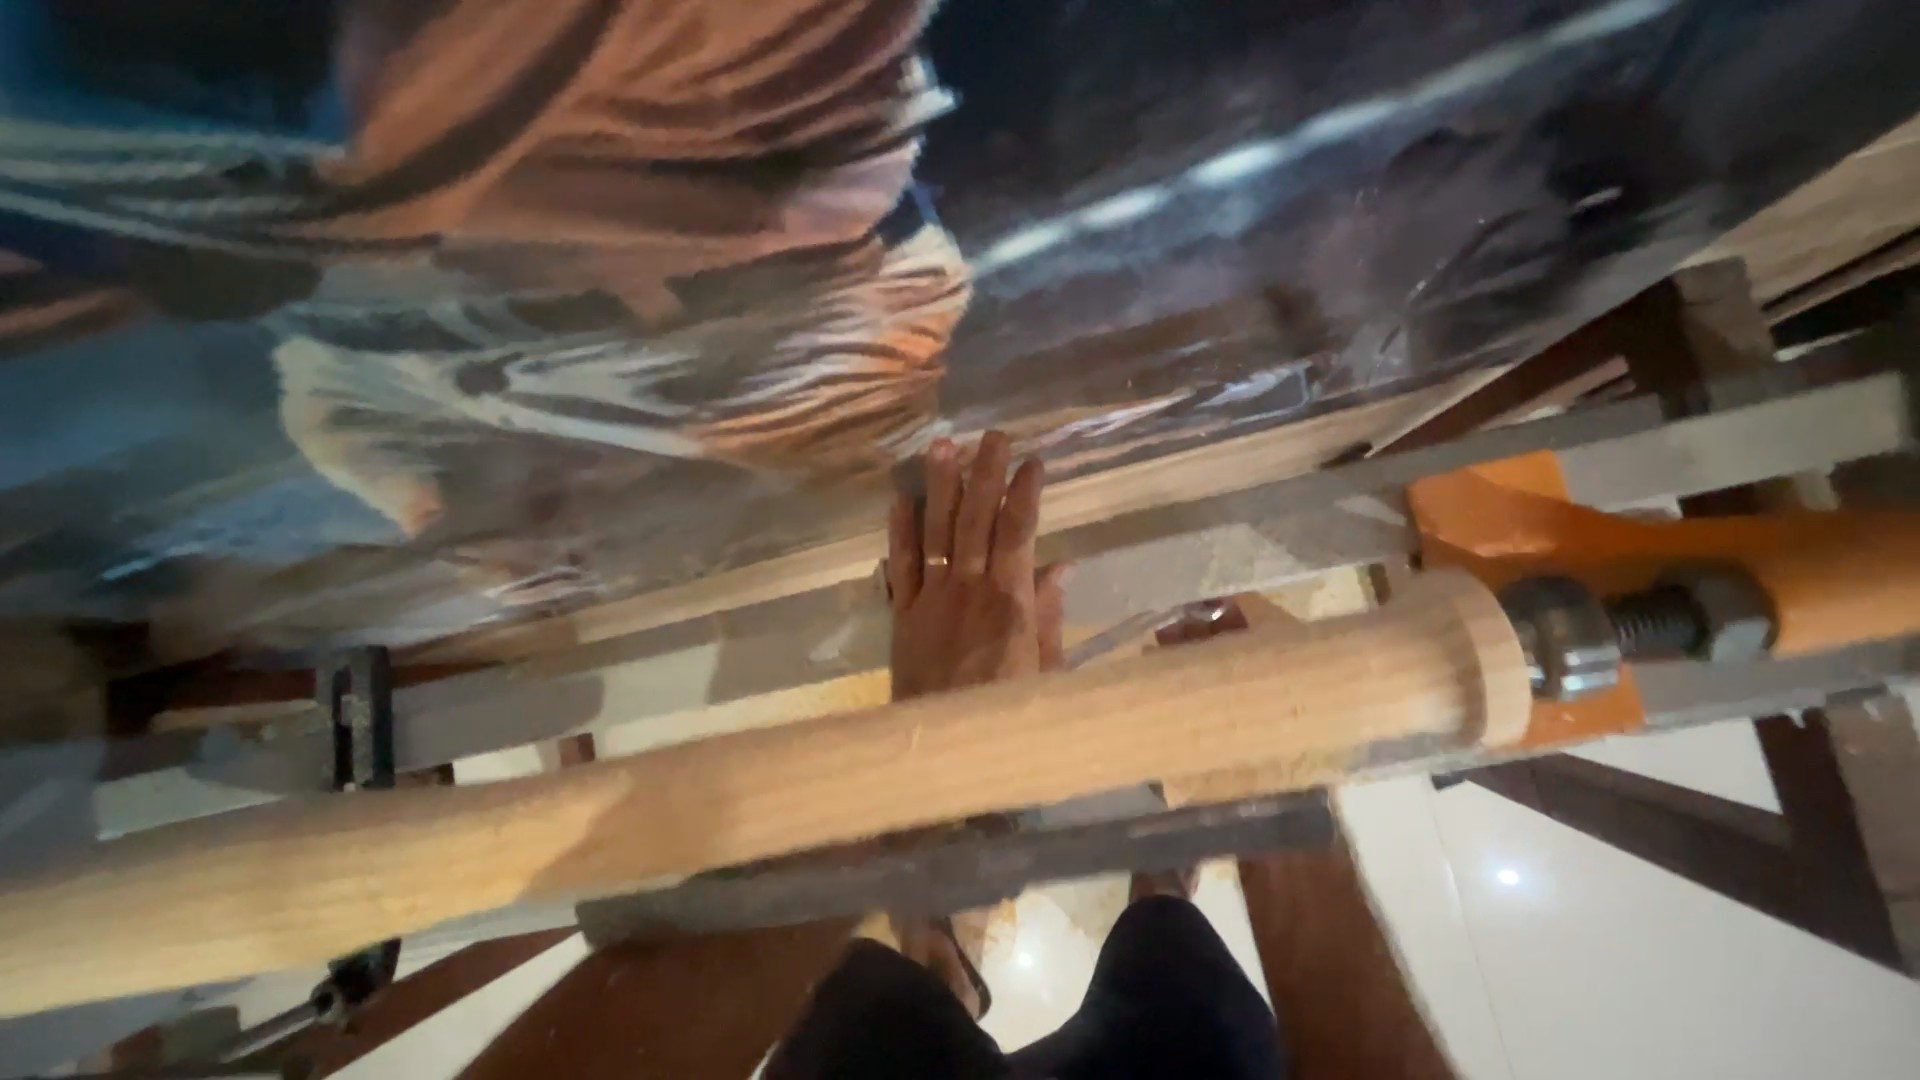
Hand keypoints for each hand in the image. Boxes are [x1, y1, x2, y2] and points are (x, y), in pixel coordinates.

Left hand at [886, 431, 1068, 699]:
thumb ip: (1048, 614)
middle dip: (984, 473)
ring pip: (935, 533)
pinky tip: (898, 499)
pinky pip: (899, 567)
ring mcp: (930, 600)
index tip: (1034, 459)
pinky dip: (898, 532)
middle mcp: (969, 590)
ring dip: (939, 488)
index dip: (1025, 492)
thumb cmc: (1007, 716)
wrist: (947, 756)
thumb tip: (1061, 565)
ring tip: (940, 447)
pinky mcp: (902, 616)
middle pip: (976, 520)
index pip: (1019, 533)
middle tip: (991, 435)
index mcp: (1010, 603)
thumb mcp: (1045, 670)